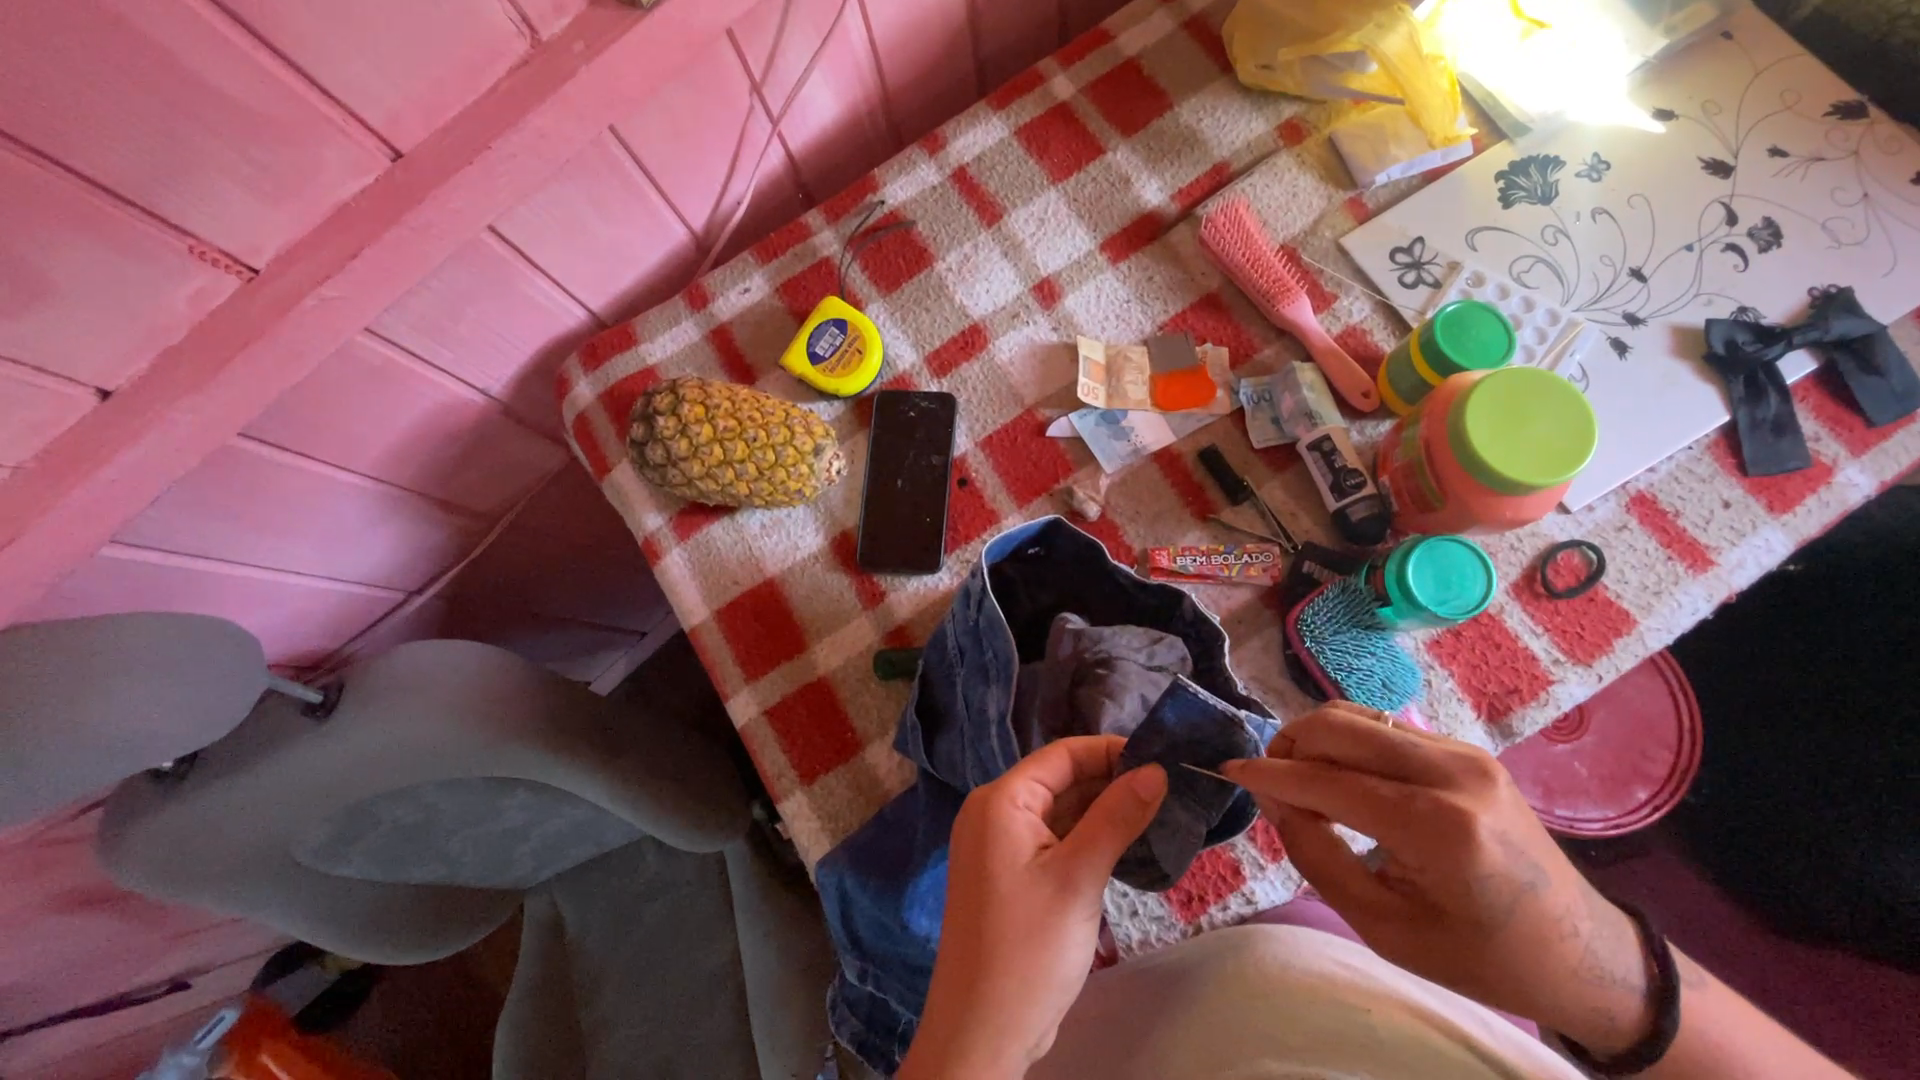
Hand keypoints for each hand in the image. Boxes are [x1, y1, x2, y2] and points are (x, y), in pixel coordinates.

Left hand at [899, 736, 1166, 1079]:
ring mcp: (1001, 847)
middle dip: (1113, 782)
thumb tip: (1155, 769)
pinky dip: (1089, 839)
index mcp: (1000, 801)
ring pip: (1061, 812)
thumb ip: (1116, 817)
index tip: (1164, 759)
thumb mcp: (1078, 877)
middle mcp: (994, 814)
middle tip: (1172, 789)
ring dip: (1105, 812)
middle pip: (1061, 781)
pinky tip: (1130, 846)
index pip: (1062, 755)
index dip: (1112, 751)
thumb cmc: (1028, 947)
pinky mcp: (1012, 877)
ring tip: (1163, 814)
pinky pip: (1055, 841)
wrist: (983, 1029)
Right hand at [1221, 703, 1654, 1054]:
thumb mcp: (1385, 927)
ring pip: (1358, 717)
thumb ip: (1319, 857)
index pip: (1327, 781)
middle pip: (1338, 727)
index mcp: (1437, 827)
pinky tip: (1344, 782)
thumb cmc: (1481, 956)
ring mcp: (1465, 753)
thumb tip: (1275, 802)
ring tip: (1303, 783)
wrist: (1583, 952)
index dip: (1270, 775)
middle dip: (1288, 746)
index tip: (1228, 772)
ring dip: (1316, 741)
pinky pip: (1384, 729)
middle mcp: (1452, 772)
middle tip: (1269, 785)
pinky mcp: (1467, 750)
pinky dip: (1347, 745)